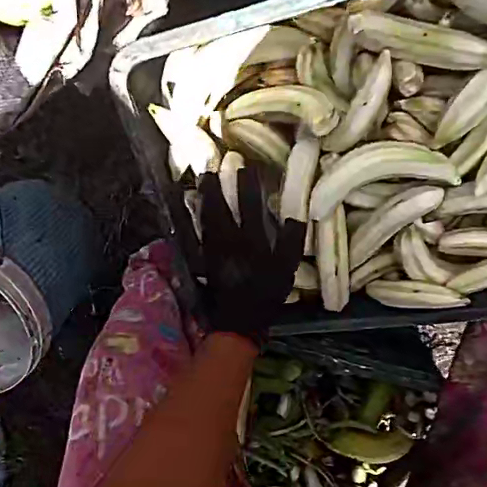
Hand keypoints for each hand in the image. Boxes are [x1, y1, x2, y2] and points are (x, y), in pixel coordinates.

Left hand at [196, 169, 304, 342]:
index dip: (248, 185)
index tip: (248, 167)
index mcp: (251, 240)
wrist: (239, 320)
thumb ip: (290, 243)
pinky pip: (194, 232)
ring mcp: (212, 248)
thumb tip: (295, 217)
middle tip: (212, 168)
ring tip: (201, 181)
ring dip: (203, 198)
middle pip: (219, 207)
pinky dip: (191, 218)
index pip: (250, 205)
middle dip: (216, 186)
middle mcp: (229, 240)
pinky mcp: (203, 258)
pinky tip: (190, 208)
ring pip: (205, 217)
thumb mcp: (286, 270)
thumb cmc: (265, 295)